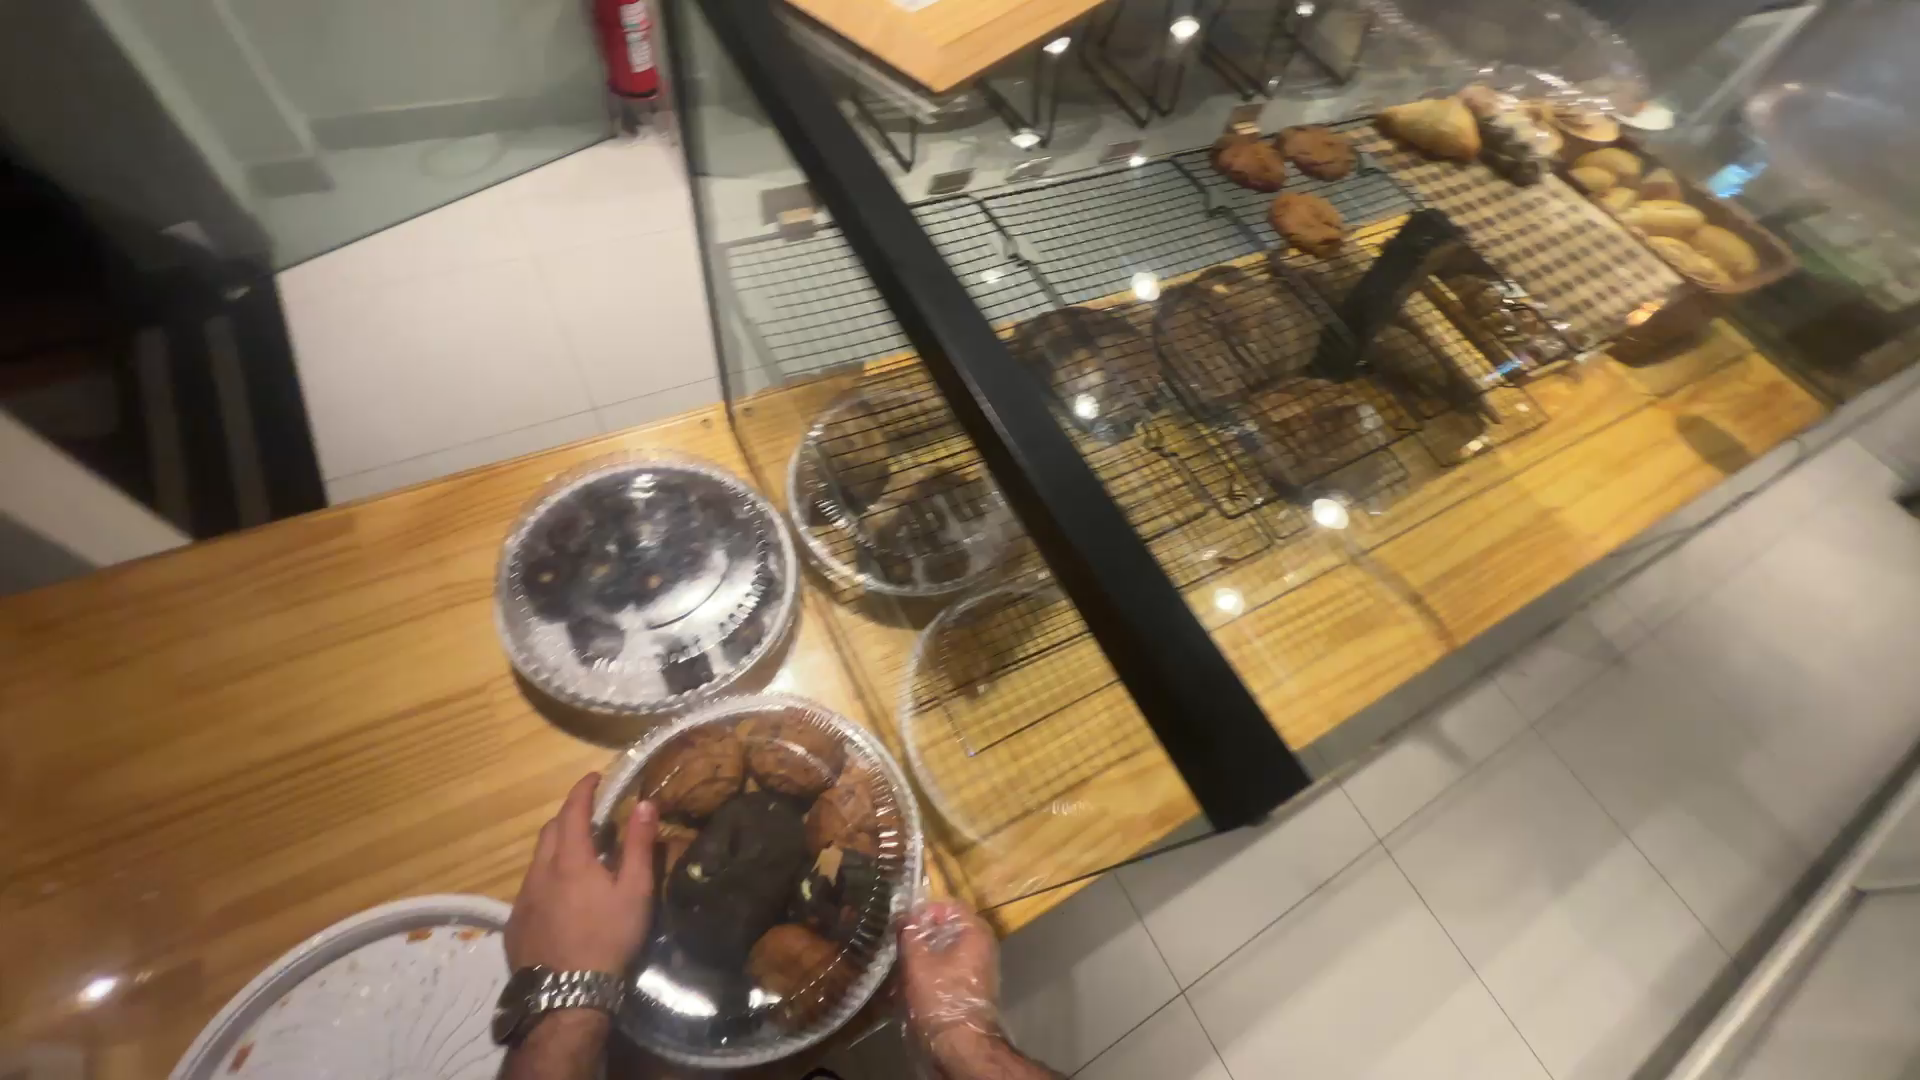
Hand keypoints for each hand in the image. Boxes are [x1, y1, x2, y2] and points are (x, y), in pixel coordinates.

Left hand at [507, 773, 657, 974]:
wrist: (564, 997)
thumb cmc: (608, 938)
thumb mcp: (635, 891)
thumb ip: (639, 845)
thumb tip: (644, 804)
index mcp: (570, 860)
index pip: (573, 811)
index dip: (583, 790)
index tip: (594, 776)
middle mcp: (539, 873)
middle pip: (550, 831)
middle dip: (569, 815)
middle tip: (592, 815)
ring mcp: (523, 900)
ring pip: (537, 860)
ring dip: (557, 846)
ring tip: (580, 855)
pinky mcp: (515, 925)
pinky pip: (530, 887)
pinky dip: (547, 875)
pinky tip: (563, 895)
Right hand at [898, 900, 1000, 1045]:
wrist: (963, 1047)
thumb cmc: (941, 998)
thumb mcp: (917, 961)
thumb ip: (909, 932)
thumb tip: (904, 914)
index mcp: (975, 930)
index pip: (948, 905)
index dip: (924, 911)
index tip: (904, 924)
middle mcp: (984, 944)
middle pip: (948, 927)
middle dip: (922, 935)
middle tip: (902, 946)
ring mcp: (981, 966)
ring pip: (947, 950)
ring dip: (925, 955)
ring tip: (904, 968)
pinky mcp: (975, 986)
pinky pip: (951, 968)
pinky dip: (934, 971)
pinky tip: (915, 984)